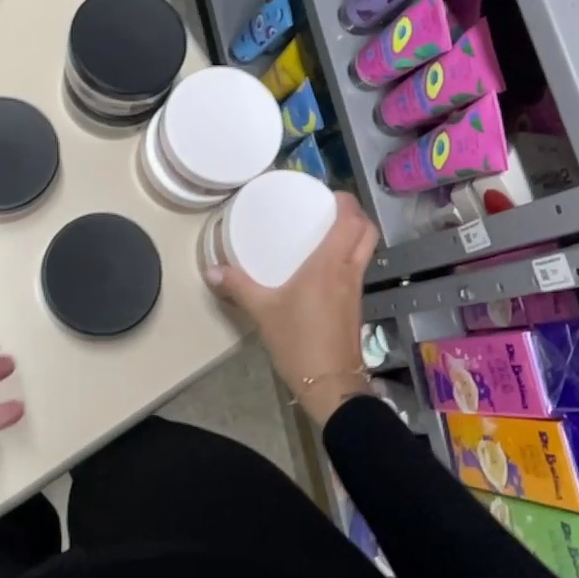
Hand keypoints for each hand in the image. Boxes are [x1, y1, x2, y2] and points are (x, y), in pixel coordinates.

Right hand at [206, 193, 378, 425]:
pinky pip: (357, 269)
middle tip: (329, 208)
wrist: (331, 385)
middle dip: (355, 214)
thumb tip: (211, 268)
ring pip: (366, 251)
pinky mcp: (355, 307)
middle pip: (367, 232)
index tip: (327, 192)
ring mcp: (356, 290)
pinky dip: (348, 257)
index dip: (346, 201)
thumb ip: (238, 286)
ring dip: (354, 235)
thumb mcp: (263, 311)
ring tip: (326, 230)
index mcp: (330, 265)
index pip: (351, 221)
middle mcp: (349, 271)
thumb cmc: (299, 341)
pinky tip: (324, 266)